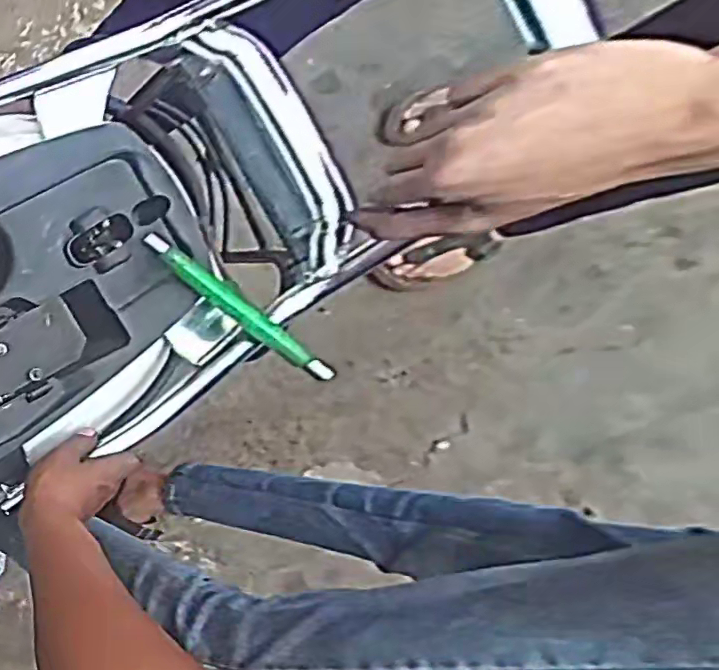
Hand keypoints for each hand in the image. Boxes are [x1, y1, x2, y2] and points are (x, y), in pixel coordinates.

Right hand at [20, 432, 142, 537]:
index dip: (120, 450)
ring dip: (86, 482)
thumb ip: (78, 443)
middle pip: (113, 474)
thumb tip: (86, 436)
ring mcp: (95, 506)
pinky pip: (81, 502)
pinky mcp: (79, 517)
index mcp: (111, 470)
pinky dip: (74, 496)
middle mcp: (108, 489)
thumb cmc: (57, 491)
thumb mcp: (62, 455)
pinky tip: (58, 492)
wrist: (45, 524)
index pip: (129, 458)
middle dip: (101, 466)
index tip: (109, 444)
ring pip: (97, 489)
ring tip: (68, 474)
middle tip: (86, 458)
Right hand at [356, 40, 718, 239]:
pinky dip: (465, 103)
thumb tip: (374, 225)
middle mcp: (456, 136)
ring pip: (425, 125)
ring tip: (473, 143)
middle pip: (398, 157)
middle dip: (411, 169)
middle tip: (441, 173)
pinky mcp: (513, 71)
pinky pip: (463, 89)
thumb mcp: (491, 217)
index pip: (383, 191)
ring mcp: (485, 101)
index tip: (394, 200)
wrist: (668, 115)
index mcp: (446, 176)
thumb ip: (419, 223)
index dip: (387, 200)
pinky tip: (490, 113)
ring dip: (437, 136)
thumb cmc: (590, 168)